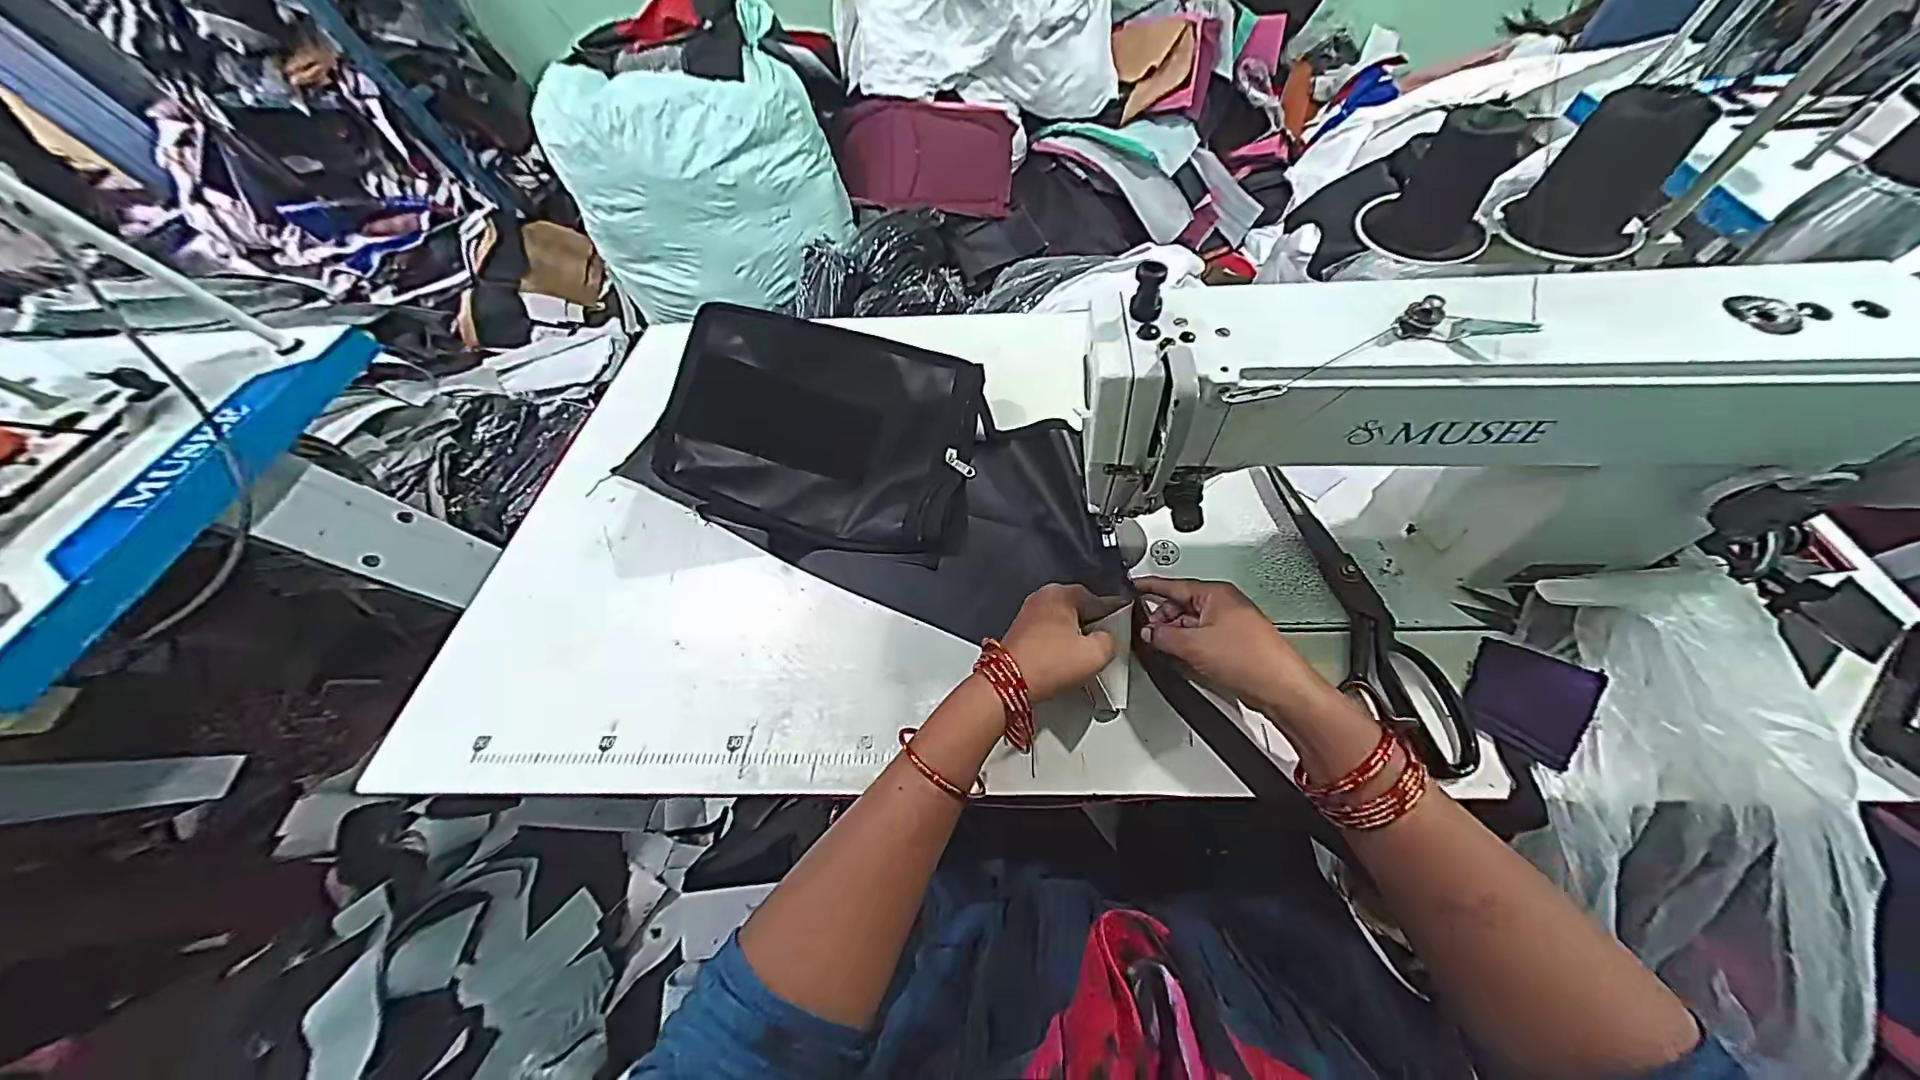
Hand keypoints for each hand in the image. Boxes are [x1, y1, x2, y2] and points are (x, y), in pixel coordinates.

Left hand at [1000, 584, 1120, 701]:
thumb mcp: (1095, 654)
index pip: (1097, 599)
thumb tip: (1108, 639)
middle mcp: (1042, 597)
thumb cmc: (1049, 663)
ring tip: (1082, 658)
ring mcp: (1029, 613)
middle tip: (1101, 648)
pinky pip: (1049, 633)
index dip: (1113, 616)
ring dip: (1075, 637)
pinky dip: (1058, 644)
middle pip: (1079, 610)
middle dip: (1092, 627)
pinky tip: (1064, 661)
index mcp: (1060, 593)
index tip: (1120, 631)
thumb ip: (1111, 640)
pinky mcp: (1021, 631)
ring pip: (1063, 622)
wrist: (1010, 682)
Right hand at [1134, 576, 1334, 715]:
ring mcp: (1229, 624)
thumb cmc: (1253, 659)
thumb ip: (1163, 636)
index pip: (1172, 584)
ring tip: (1166, 649)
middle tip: (1147, 633)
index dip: (1149, 586)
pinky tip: (1184, 659)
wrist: (1282, 688)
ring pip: (1190, 624)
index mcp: (1215, 594)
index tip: (1133, 587)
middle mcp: (1223, 605)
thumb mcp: (1193, 645)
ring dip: (1175, 636)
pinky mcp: (1233, 644)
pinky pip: (1201, 639)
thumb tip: (1149, 632)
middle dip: (1161, 620)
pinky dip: (1189, 647)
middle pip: (1179, 605)